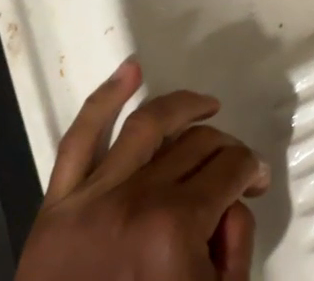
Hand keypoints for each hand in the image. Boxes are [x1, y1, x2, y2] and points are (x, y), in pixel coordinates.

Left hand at [15, 59, 269, 280]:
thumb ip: (236, 241)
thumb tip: (235, 198)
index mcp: (176, 227)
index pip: (232, 167)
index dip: (254, 170)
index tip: (257, 182)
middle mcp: (136, 201)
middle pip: (199, 144)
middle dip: (228, 149)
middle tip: (235, 169)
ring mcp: (92, 198)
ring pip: (149, 124)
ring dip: (185, 105)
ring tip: (206, 105)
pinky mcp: (56, 207)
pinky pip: (79, 140)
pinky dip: (105, 99)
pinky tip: (130, 71)